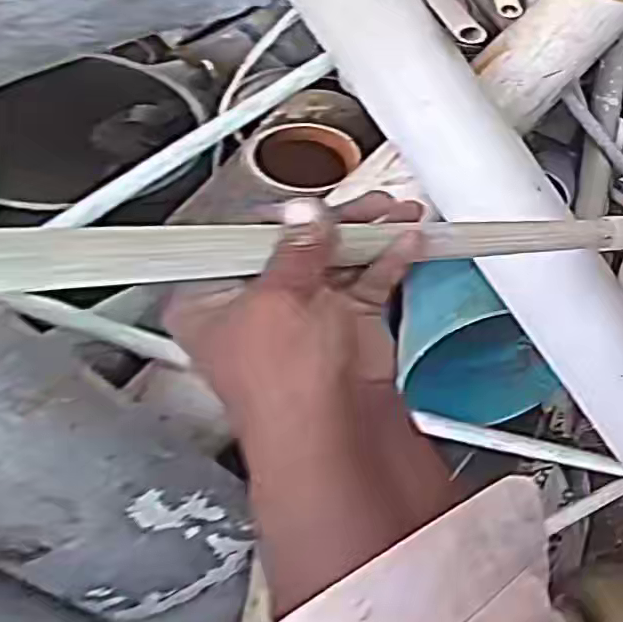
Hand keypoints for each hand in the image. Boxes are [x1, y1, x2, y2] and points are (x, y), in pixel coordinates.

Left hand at [164, 193, 424, 436]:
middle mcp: (261, 300)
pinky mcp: (352, 315)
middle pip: (302, 245)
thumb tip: (303, 214)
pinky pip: (374, 277)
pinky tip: (407, 242)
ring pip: (344, 257)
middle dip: (341, 222)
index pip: (240, 241)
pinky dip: (393, 258)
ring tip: (401, 214)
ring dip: (374, 235)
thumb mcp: (277, 301)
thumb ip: (295, 251)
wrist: (335, 421)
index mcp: (215, 298)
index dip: (276, 218)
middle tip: (371, 205)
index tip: (310, 200)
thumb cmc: (283, 382)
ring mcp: (311, 308)